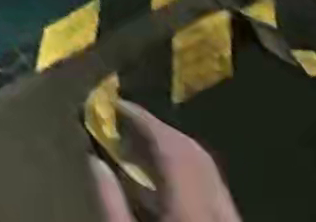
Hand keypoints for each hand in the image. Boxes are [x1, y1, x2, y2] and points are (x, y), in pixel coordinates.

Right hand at [91, 102, 242, 221]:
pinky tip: (156, 187)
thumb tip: (94, 160)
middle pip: (195, 156)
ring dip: (171, 153)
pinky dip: (182, 177)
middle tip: (120, 119)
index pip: (173, 148)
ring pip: (206, 174)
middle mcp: (220, 214)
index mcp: (193, 211)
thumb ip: (110, 203)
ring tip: (132, 147)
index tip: (111, 103)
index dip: (143, 119)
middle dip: (158, 131)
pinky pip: (210, 195)